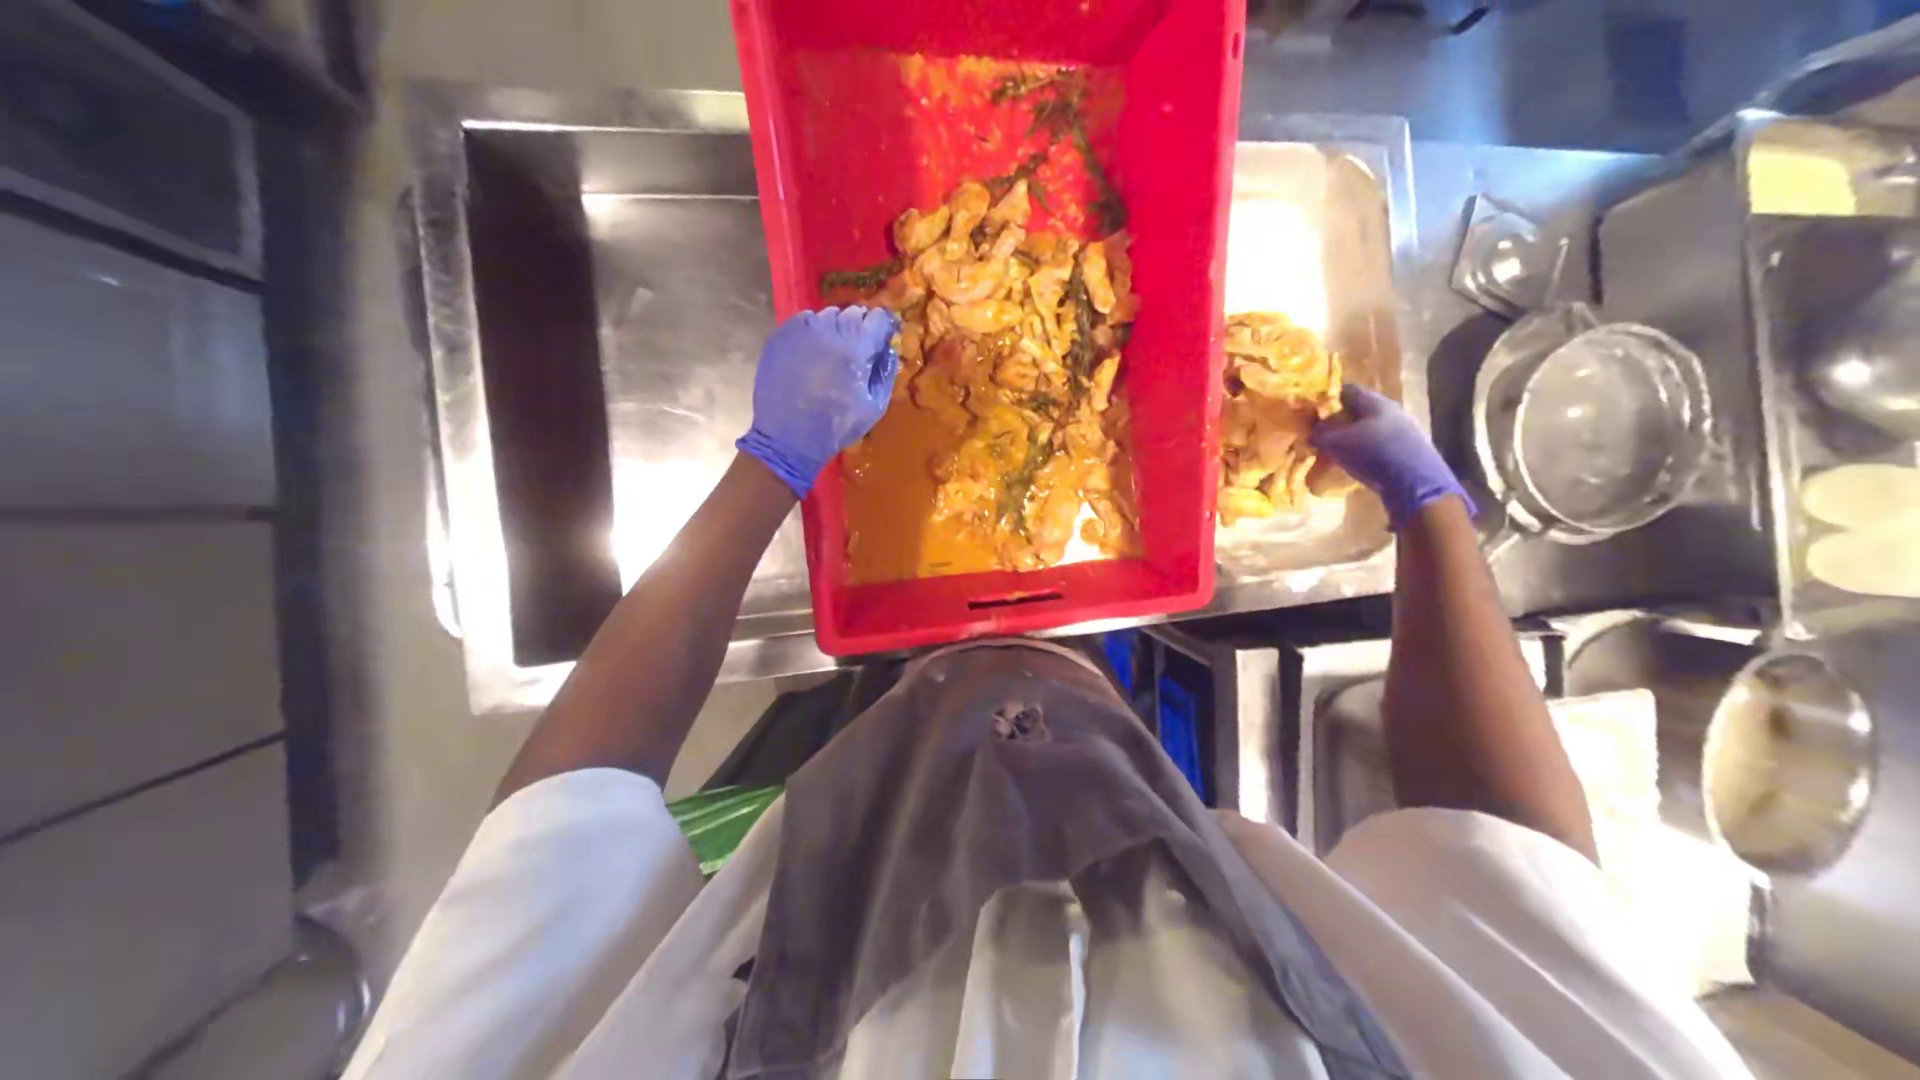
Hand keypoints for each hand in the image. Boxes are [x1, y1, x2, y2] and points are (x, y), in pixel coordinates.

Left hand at [736, 306, 899, 497]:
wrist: (787, 437)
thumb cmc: (835, 426)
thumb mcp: (874, 406)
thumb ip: (886, 372)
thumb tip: (889, 348)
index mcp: (856, 345)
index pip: (879, 317)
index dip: (885, 325)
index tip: (884, 336)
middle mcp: (829, 328)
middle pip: (852, 313)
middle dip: (860, 327)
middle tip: (858, 349)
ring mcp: (801, 328)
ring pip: (827, 315)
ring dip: (835, 328)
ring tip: (832, 352)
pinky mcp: (781, 335)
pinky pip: (804, 322)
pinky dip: (812, 332)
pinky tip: (811, 354)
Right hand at [1310, 384, 1474, 526]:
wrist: (1415, 482)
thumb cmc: (1373, 453)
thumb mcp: (1338, 442)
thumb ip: (1320, 434)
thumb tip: (1308, 432)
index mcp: (1374, 401)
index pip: (1346, 390)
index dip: (1327, 398)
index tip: (1311, 411)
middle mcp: (1389, 409)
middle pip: (1357, 409)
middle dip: (1336, 420)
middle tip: (1318, 433)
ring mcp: (1400, 428)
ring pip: (1366, 426)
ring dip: (1348, 436)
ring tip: (1332, 450)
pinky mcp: (1404, 447)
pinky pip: (1375, 442)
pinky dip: (1360, 448)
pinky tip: (1352, 461)